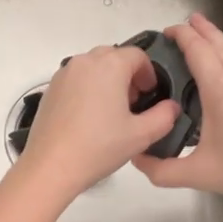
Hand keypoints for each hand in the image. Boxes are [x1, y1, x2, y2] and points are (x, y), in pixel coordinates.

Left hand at [14, 44, 179, 200]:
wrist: (51, 166)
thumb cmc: (99, 147)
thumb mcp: (141, 135)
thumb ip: (165, 116)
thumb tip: (171, 107)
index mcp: (109, 65)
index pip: (137, 55)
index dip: (149, 72)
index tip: (151, 94)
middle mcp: (84, 61)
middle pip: (114, 56)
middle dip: (128, 74)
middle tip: (134, 101)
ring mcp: (64, 73)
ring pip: (93, 66)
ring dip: (108, 79)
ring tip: (112, 110)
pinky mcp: (50, 88)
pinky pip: (77, 78)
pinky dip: (88, 87)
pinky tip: (90, 117)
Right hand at [134, 2, 222, 209]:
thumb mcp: (196, 174)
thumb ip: (160, 169)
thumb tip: (136, 159)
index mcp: (218, 87)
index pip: (194, 49)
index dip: (179, 36)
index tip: (167, 33)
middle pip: (213, 42)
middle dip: (194, 32)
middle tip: (179, 28)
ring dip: (217, 36)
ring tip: (202, 27)